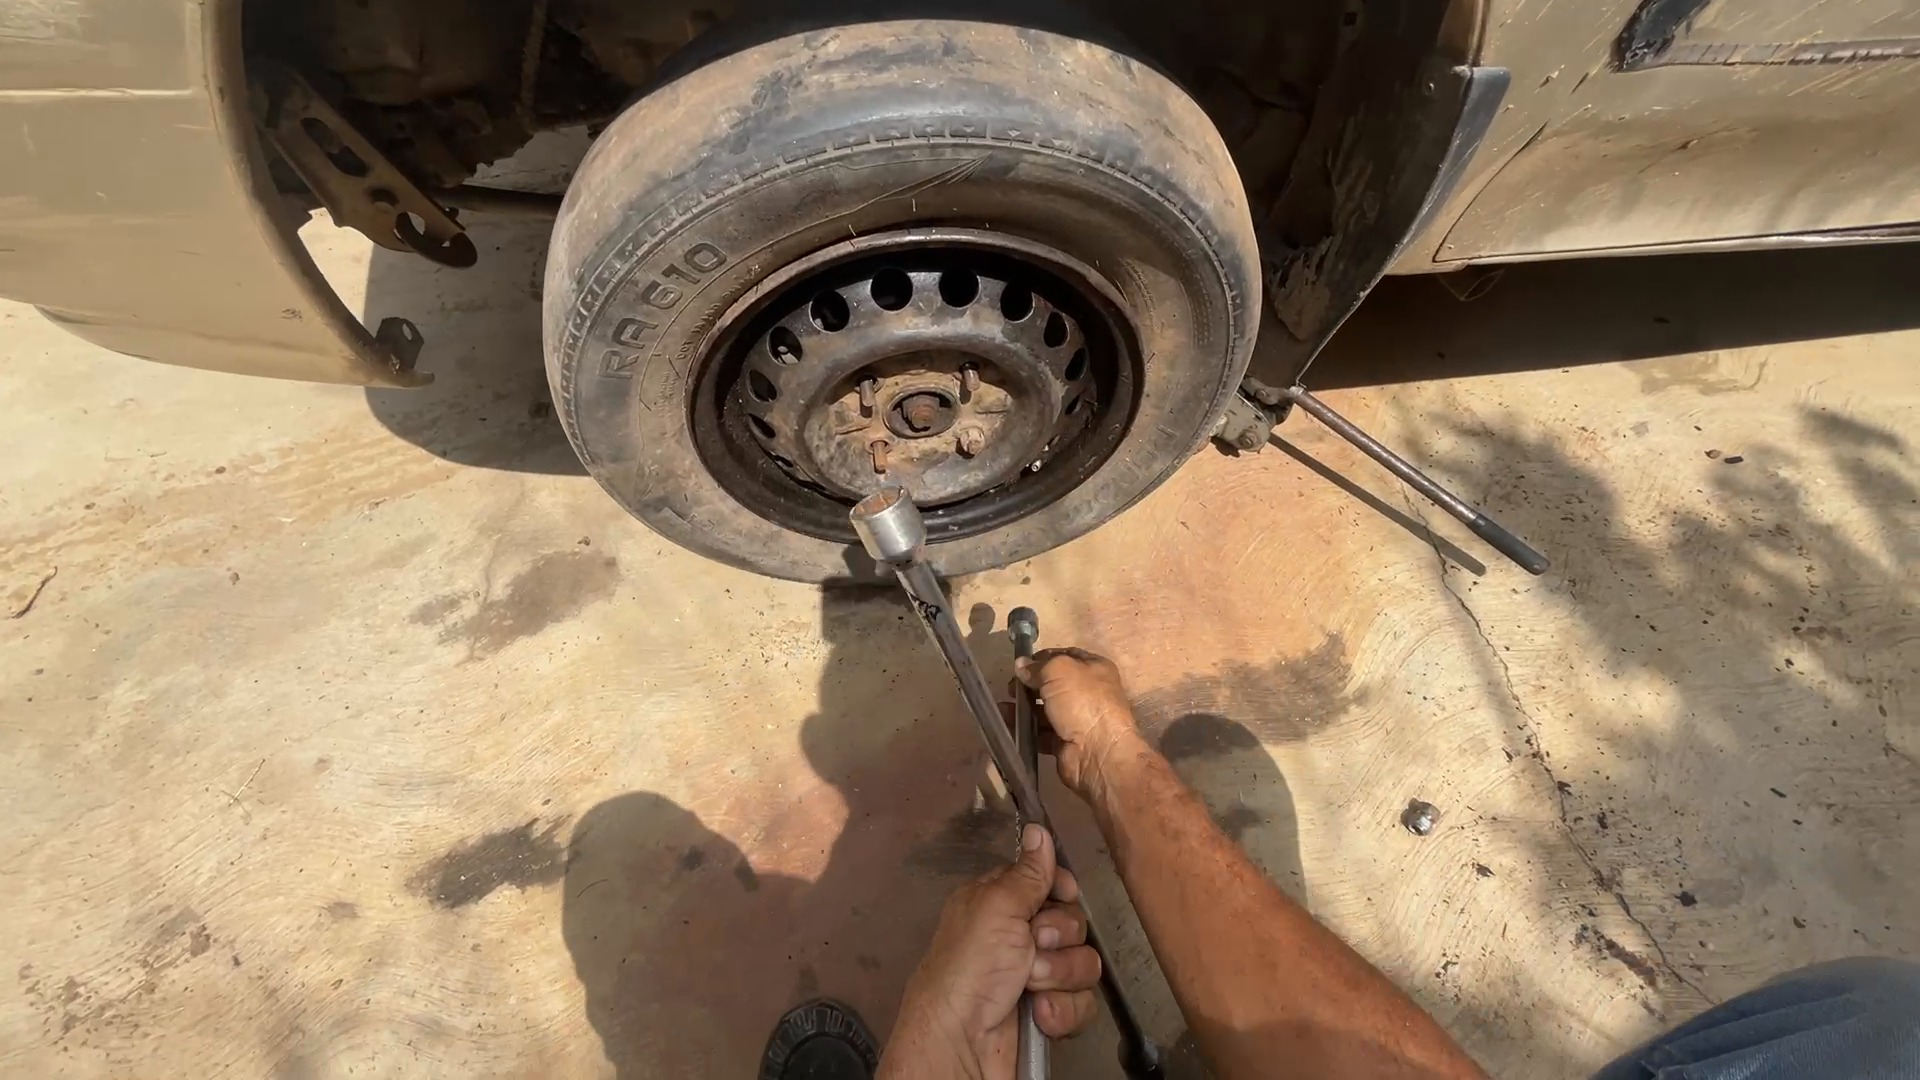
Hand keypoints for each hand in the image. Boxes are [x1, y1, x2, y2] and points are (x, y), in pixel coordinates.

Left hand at [880, 825, 1101, 1079]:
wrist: (962, 1045)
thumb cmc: (972, 964)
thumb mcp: (996, 907)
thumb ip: (1028, 872)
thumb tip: (1039, 828)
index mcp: (999, 902)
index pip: (1045, 880)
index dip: (1059, 887)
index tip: (1061, 893)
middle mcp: (1018, 934)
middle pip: (1071, 919)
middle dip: (1058, 935)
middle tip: (1033, 945)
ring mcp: (1036, 976)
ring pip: (1083, 961)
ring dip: (1059, 974)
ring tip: (1030, 986)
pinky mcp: (1050, 1014)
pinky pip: (1083, 1003)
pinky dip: (1062, 1010)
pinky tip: (1039, 1015)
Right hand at [1015, 647, 1143, 800]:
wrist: (1098, 752)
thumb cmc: (1083, 701)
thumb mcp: (1058, 671)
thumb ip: (1037, 666)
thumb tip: (1021, 665)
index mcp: (1094, 668)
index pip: (1065, 656)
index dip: (1042, 658)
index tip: (1021, 665)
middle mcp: (1087, 692)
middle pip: (1052, 683)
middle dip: (1029, 684)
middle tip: (1011, 689)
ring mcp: (1077, 719)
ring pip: (1044, 709)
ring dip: (1023, 707)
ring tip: (1003, 708)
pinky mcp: (1065, 742)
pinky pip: (1040, 732)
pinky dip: (1025, 729)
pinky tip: (1009, 725)